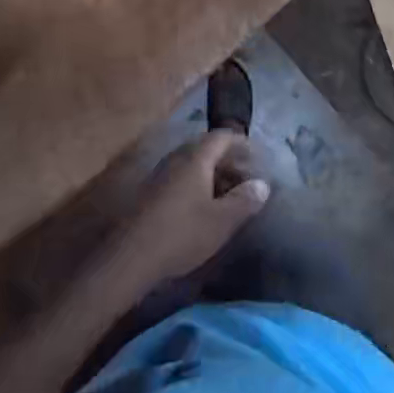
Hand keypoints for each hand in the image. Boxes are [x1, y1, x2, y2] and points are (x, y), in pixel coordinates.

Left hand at [104, 131, 270, 289]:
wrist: (132, 256)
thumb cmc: (182, 233)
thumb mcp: (221, 221)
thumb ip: (244, 200)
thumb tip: (262, 184)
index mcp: (195, 157)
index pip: (222, 136)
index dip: (242, 143)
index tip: (258, 156)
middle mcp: (177, 157)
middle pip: (206, 148)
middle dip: (228, 159)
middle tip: (247, 177)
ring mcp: (161, 173)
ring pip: (192, 163)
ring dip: (212, 173)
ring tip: (229, 193)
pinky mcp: (151, 191)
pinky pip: (180, 176)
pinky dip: (197, 183)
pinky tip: (203, 206)